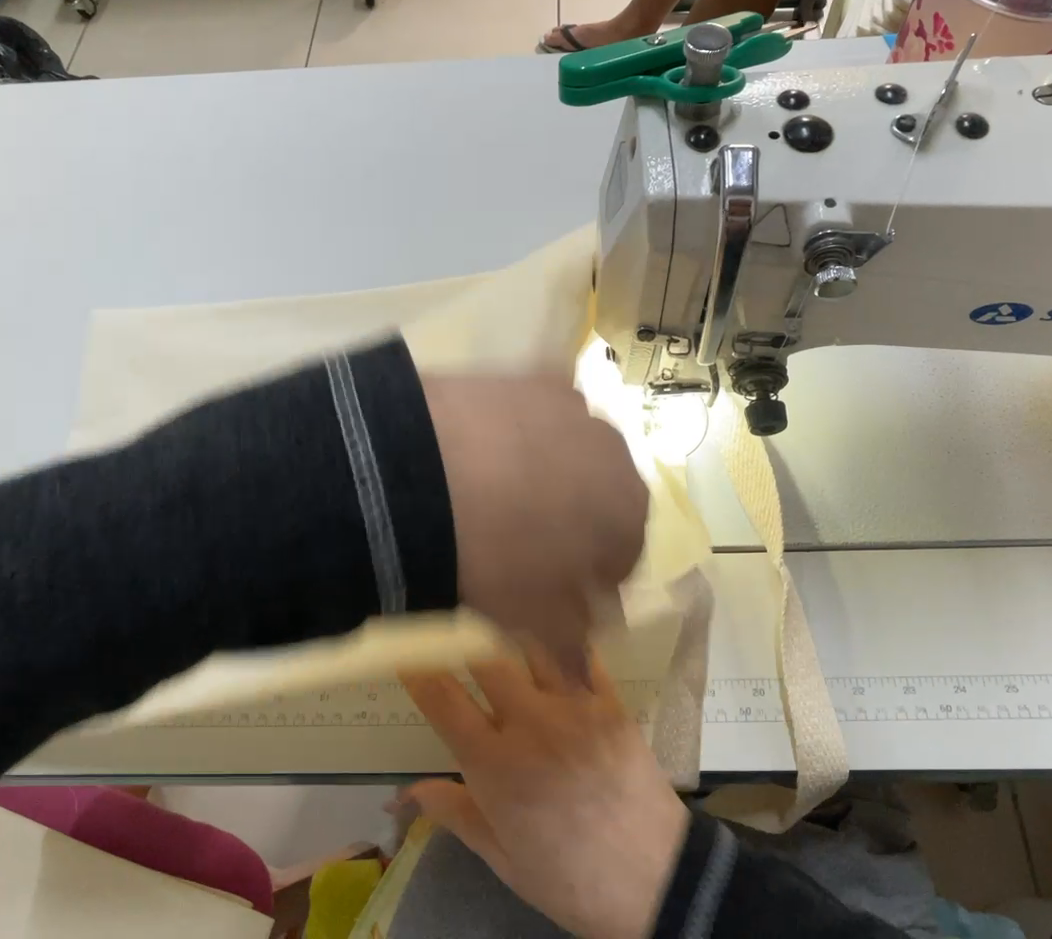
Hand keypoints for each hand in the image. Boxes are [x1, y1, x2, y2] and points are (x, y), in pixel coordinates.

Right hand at [400, 649, 689, 938]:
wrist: (655, 881)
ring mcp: (575, 708)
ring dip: (511, 635)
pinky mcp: (612, 703)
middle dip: (463, 638)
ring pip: (533, 647)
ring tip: (501, 622)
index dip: (418, 670)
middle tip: (454, 630)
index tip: (405, 650)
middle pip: (486, 657)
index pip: (443, 701)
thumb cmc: (569, 877)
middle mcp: (530, 723)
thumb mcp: (502, 856)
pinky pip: (583, 657)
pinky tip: (555, 634)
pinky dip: (563, 643)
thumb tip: (400, 796)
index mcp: (495, 765)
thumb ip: (453, 811)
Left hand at [421, 376, 647, 655]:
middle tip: (523, 543)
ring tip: (495, 495)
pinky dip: (517, 428)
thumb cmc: (493, 556)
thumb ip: (568, 644)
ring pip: (567, 450)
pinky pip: (532, 410)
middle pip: (600, 495)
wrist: (423, 473)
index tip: (556, 591)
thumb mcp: (530, 615)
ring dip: (547, 473)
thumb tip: (582, 678)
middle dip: (574, 520)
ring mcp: (571, 405)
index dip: (590, 578)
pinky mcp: (528, 373)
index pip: (624, 555)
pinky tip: (483, 446)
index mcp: (628, 513)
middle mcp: (614, 452)